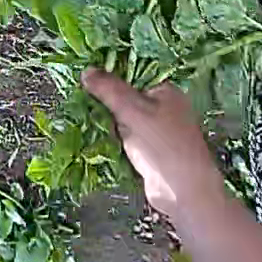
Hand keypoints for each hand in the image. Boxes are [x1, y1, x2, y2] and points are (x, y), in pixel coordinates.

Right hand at [82, 69, 228, 223]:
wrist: (183, 191)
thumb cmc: (162, 144)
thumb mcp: (133, 111)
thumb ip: (110, 90)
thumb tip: (85, 70)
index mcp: (164, 90)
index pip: (133, 75)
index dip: (110, 76)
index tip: (85, 78)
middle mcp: (163, 106)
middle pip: (127, 97)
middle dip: (106, 100)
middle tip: (78, 96)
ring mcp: (156, 129)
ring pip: (125, 118)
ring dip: (107, 119)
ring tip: (79, 112)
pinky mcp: (149, 149)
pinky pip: (126, 136)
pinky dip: (112, 136)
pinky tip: (92, 133)